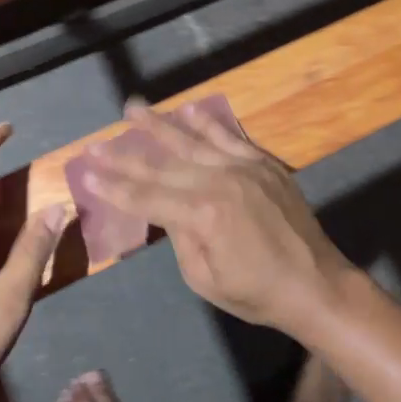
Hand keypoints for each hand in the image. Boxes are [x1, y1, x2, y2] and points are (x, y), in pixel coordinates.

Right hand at [84, 99, 357, 334]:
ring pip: (194, 141)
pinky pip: (230, 136)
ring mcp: (244, 167)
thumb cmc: (255, 292)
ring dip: (160, 125)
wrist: (314, 282)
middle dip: (125, 155)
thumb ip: (180, 237)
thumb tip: (167, 209)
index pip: (146, 197)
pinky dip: (208, 122)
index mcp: (202, 215)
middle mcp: (220, 181)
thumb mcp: (204, 278)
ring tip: (133, 109)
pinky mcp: (263, 163)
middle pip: (163, 164)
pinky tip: (189, 110)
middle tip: (96, 143)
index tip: (86, 174)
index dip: (113, 186)